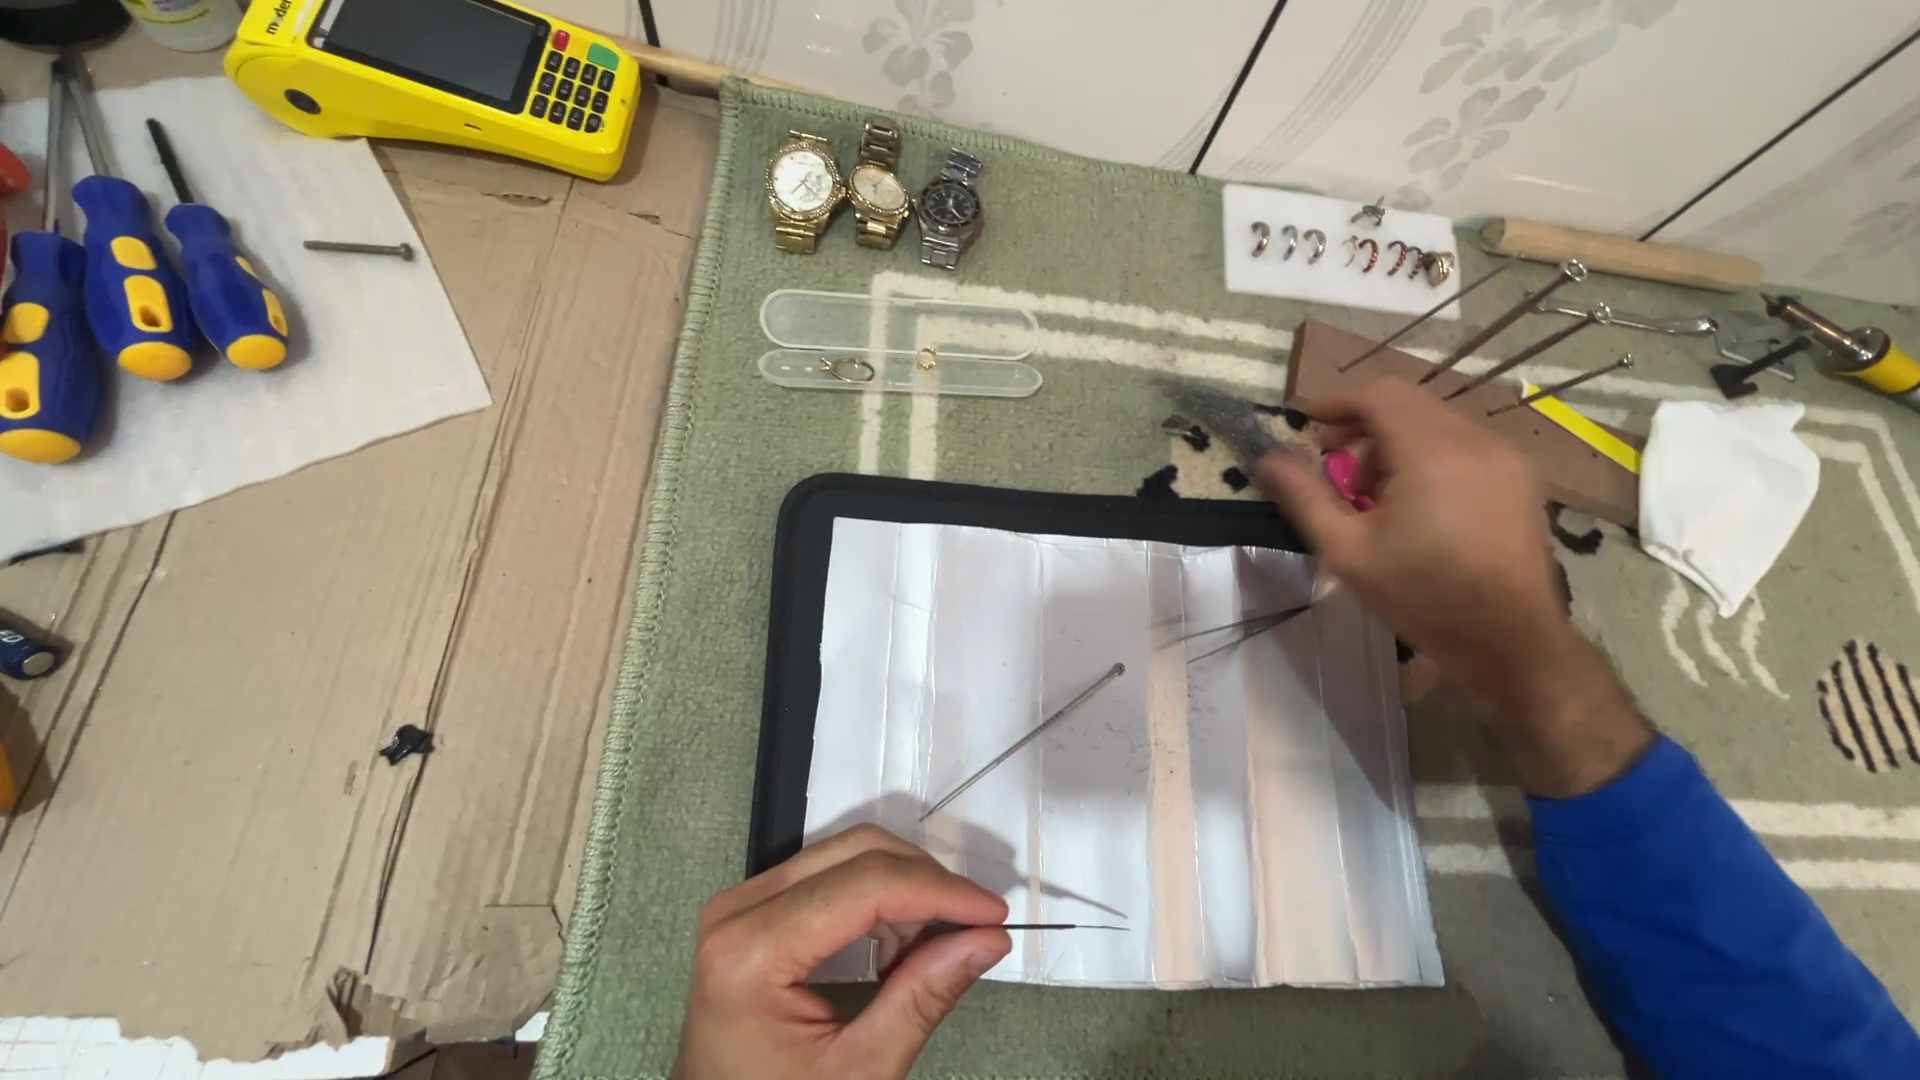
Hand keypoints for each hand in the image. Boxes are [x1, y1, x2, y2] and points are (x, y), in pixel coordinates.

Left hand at [673, 825, 1011, 1079]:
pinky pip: (830, 870)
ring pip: (847, 851)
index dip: (939, 891)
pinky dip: (878, 892)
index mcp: (751, 951)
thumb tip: (988, 939)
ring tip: (939, 939)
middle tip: (976, 923)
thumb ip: (922, 998)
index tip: (994, 913)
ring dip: (906, 884)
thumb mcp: (858, 1074)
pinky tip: (901, 938)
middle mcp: (740, 906)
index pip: (866, 885)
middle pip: (858, 852)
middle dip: (927, 882)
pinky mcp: (754, 904)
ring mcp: (743, 899)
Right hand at [1257, 378, 1651, 795]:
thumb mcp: (1345, 551)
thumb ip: (1304, 496)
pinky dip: (1427, 454)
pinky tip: (1414, 501)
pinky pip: (1462, 443)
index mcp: (1433, 452)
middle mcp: (1476, 440)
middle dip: (1362, 425)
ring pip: (1436, 421)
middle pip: (1408, 403)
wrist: (1508, 640)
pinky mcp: (1519, 478)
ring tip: (1372, 493)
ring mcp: (1505, 457)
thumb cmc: (1421, 595)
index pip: (1379, 394)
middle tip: (1333, 466)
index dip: (1336, 402)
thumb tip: (1268, 457)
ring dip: (1394, 441)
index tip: (1307, 427)